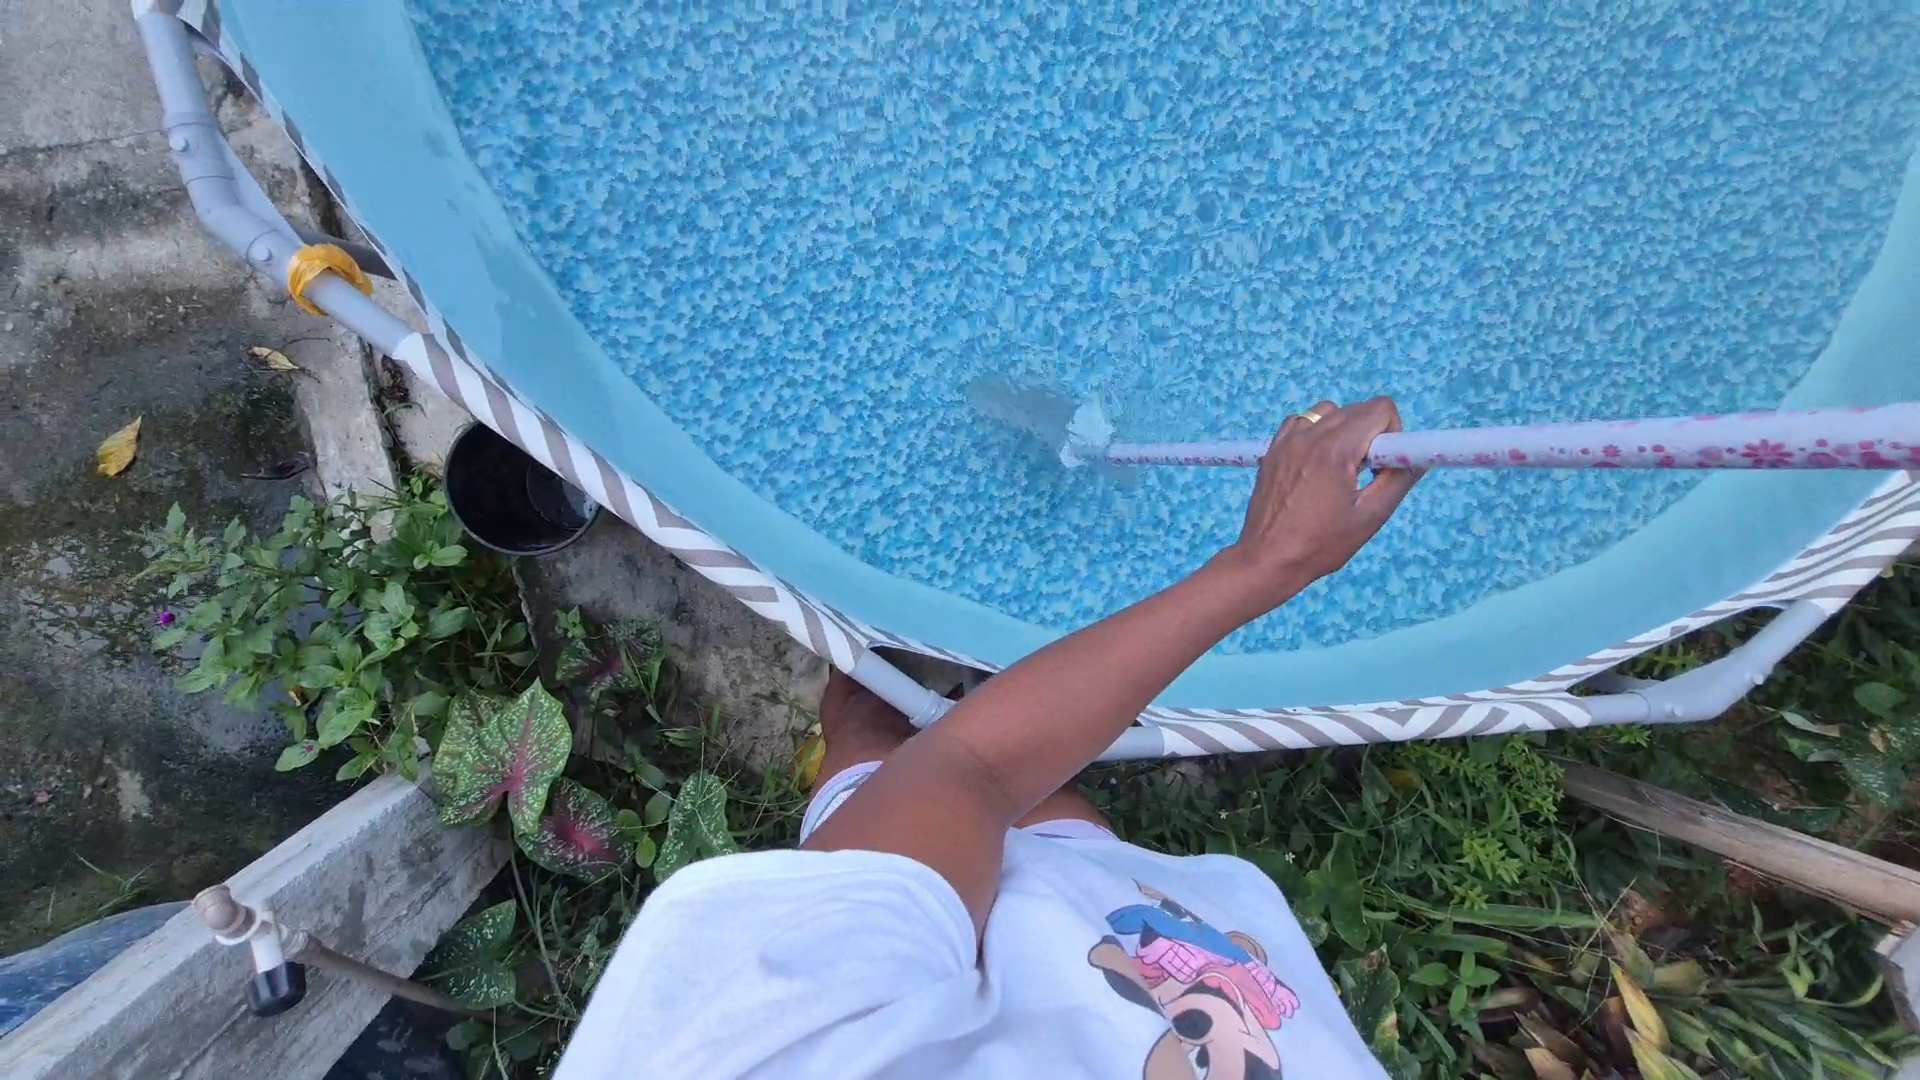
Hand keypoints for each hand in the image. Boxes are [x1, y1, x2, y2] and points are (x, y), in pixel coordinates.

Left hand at [1222, 397, 1419, 609]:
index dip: (1392, 435)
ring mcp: (1285, 442)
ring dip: (1343, 431)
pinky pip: (1300, 424)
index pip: (1380, 409)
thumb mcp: (1371, 515)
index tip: (1382, 467)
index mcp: (1334, 448)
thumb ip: (1400, 478)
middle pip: (1355, 409)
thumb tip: (1417, 456)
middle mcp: (1307, 436)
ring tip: (1340, 468)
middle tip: (1364, 474)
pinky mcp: (1271, 451)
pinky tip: (1316, 464)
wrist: (1268, 558)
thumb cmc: (1319, 544)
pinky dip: (1315, 434)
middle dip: (1370, 434)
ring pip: (1327, 413)